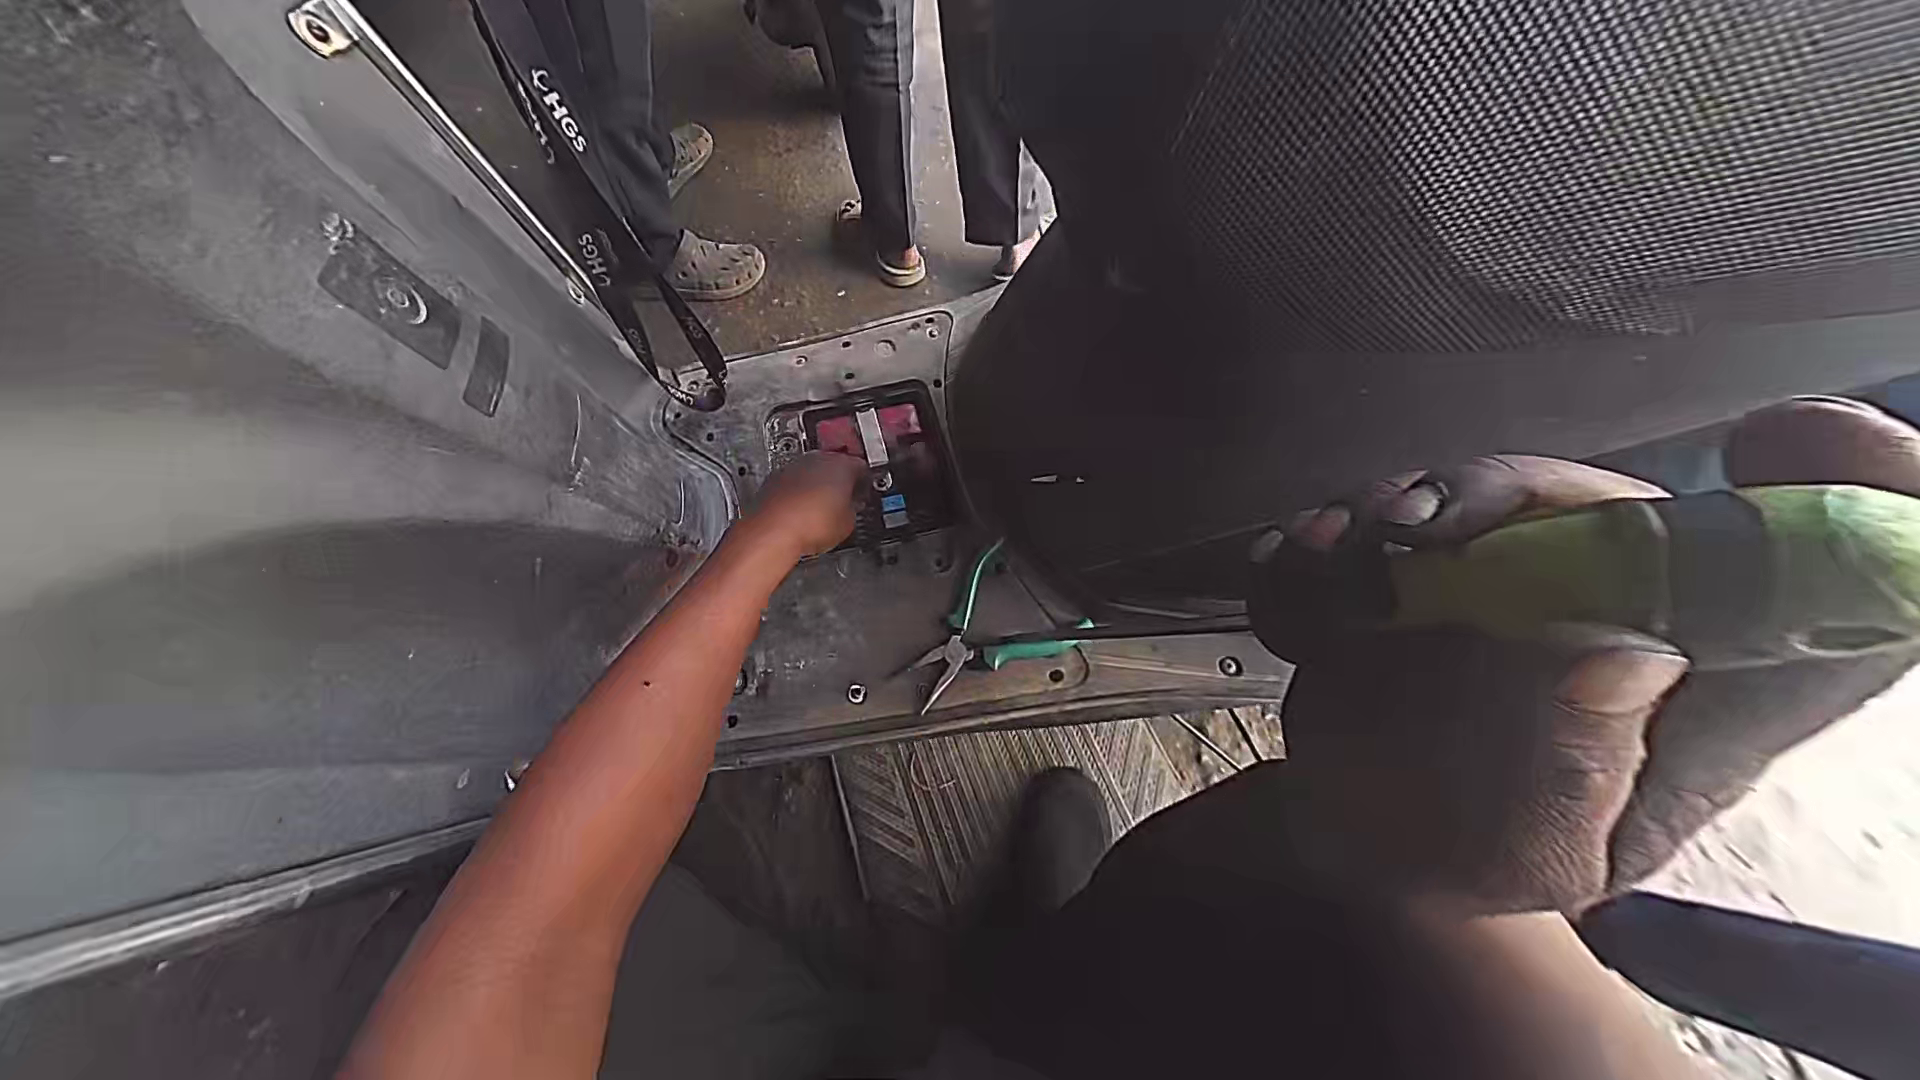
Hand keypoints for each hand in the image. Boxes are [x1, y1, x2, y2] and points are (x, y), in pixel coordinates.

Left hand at [739, 451, 865, 557]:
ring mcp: (793, 467)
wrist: (773, 531)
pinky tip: (802, 512)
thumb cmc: (809, 523)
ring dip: (818, 487)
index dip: (865, 482)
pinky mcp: (774, 480)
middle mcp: (817, 460)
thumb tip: (850, 510)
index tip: (864, 493)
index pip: (861, 467)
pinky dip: (799, 494)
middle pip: (835, 465)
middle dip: (840, 482)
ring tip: (822, 511)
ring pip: (812, 472)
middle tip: (844, 502)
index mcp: (842, 465)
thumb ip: (854, 509)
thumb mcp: (848, 523)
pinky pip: (793, 483)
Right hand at [1249, 412, 1919, 914]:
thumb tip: (1618, 653)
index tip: (1793, 437)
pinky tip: (1274, 567)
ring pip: (1436, 507)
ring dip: (1367, 511)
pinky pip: (1341, 545)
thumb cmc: (1463, 855)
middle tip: (1406, 522)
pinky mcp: (1379, 592)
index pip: (1796, 576)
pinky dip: (1301, 547)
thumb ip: (1579, 770)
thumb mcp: (1537, 850)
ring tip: (1316, 546)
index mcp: (1672, 676)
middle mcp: (1570, 609)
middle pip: (1563, 505)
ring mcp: (1462, 592)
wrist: (1356, 838)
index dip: (1842, 489)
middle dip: (1481, 491)